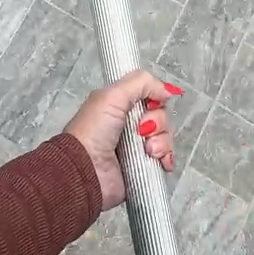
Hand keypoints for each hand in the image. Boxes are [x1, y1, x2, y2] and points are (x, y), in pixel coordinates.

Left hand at [63, 70, 181, 210]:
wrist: (86, 171)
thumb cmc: (94, 131)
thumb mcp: (112, 96)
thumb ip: (140, 83)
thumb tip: (167, 90)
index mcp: (118, 104)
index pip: (149, 96)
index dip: (154, 100)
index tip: (150, 106)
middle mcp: (129, 123)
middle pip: (160, 115)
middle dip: (157, 123)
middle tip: (142, 132)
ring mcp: (137, 146)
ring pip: (164, 136)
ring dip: (161, 142)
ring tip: (148, 151)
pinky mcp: (143, 166)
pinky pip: (165, 157)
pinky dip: (166, 158)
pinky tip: (161, 161)